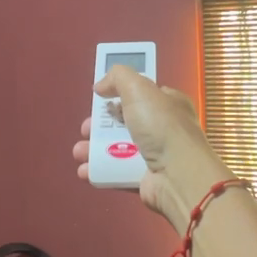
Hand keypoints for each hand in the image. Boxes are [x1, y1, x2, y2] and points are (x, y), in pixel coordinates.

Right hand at [73, 65, 230, 227]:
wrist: (177, 174)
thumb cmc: (161, 126)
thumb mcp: (139, 88)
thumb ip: (117, 77)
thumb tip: (100, 86)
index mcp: (168, 105)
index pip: (142, 96)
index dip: (120, 96)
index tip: (101, 99)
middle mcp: (163, 129)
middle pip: (124, 123)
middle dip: (100, 125)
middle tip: (86, 129)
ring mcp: (154, 157)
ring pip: (117, 149)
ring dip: (93, 149)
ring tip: (79, 152)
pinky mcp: (143, 179)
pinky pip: (116, 172)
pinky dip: (98, 171)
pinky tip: (85, 170)